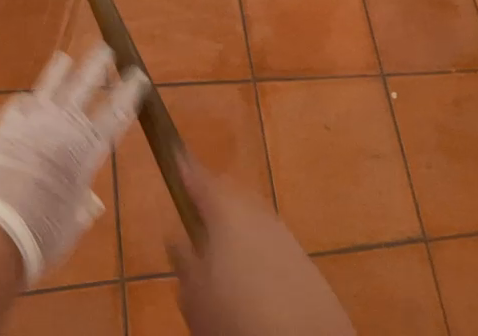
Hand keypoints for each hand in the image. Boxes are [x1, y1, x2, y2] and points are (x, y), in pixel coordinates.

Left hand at [0, 46, 147, 284]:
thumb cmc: (42, 236)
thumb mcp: (72, 223)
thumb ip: (81, 206)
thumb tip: (86, 202)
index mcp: (87, 152)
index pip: (116, 113)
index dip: (129, 93)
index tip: (138, 76)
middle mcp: (63, 129)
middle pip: (85, 87)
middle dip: (98, 66)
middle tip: (107, 49)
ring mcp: (32, 123)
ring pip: (51, 86)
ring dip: (60, 71)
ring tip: (65, 58)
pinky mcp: (5, 128)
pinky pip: (19, 106)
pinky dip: (26, 102)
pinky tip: (28, 100)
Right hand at [169, 160, 355, 335]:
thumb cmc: (235, 316)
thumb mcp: (194, 294)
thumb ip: (183, 259)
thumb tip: (176, 234)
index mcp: (225, 212)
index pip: (200, 178)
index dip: (185, 169)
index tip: (175, 162)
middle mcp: (257, 213)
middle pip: (229, 195)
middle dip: (211, 203)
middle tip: (194, 225)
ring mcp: (283, 234)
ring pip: (251, 220)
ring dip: (235, 231)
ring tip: (220, 262)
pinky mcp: (303, 259)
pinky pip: (270, 243)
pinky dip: (257, 252)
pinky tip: (251, 282)